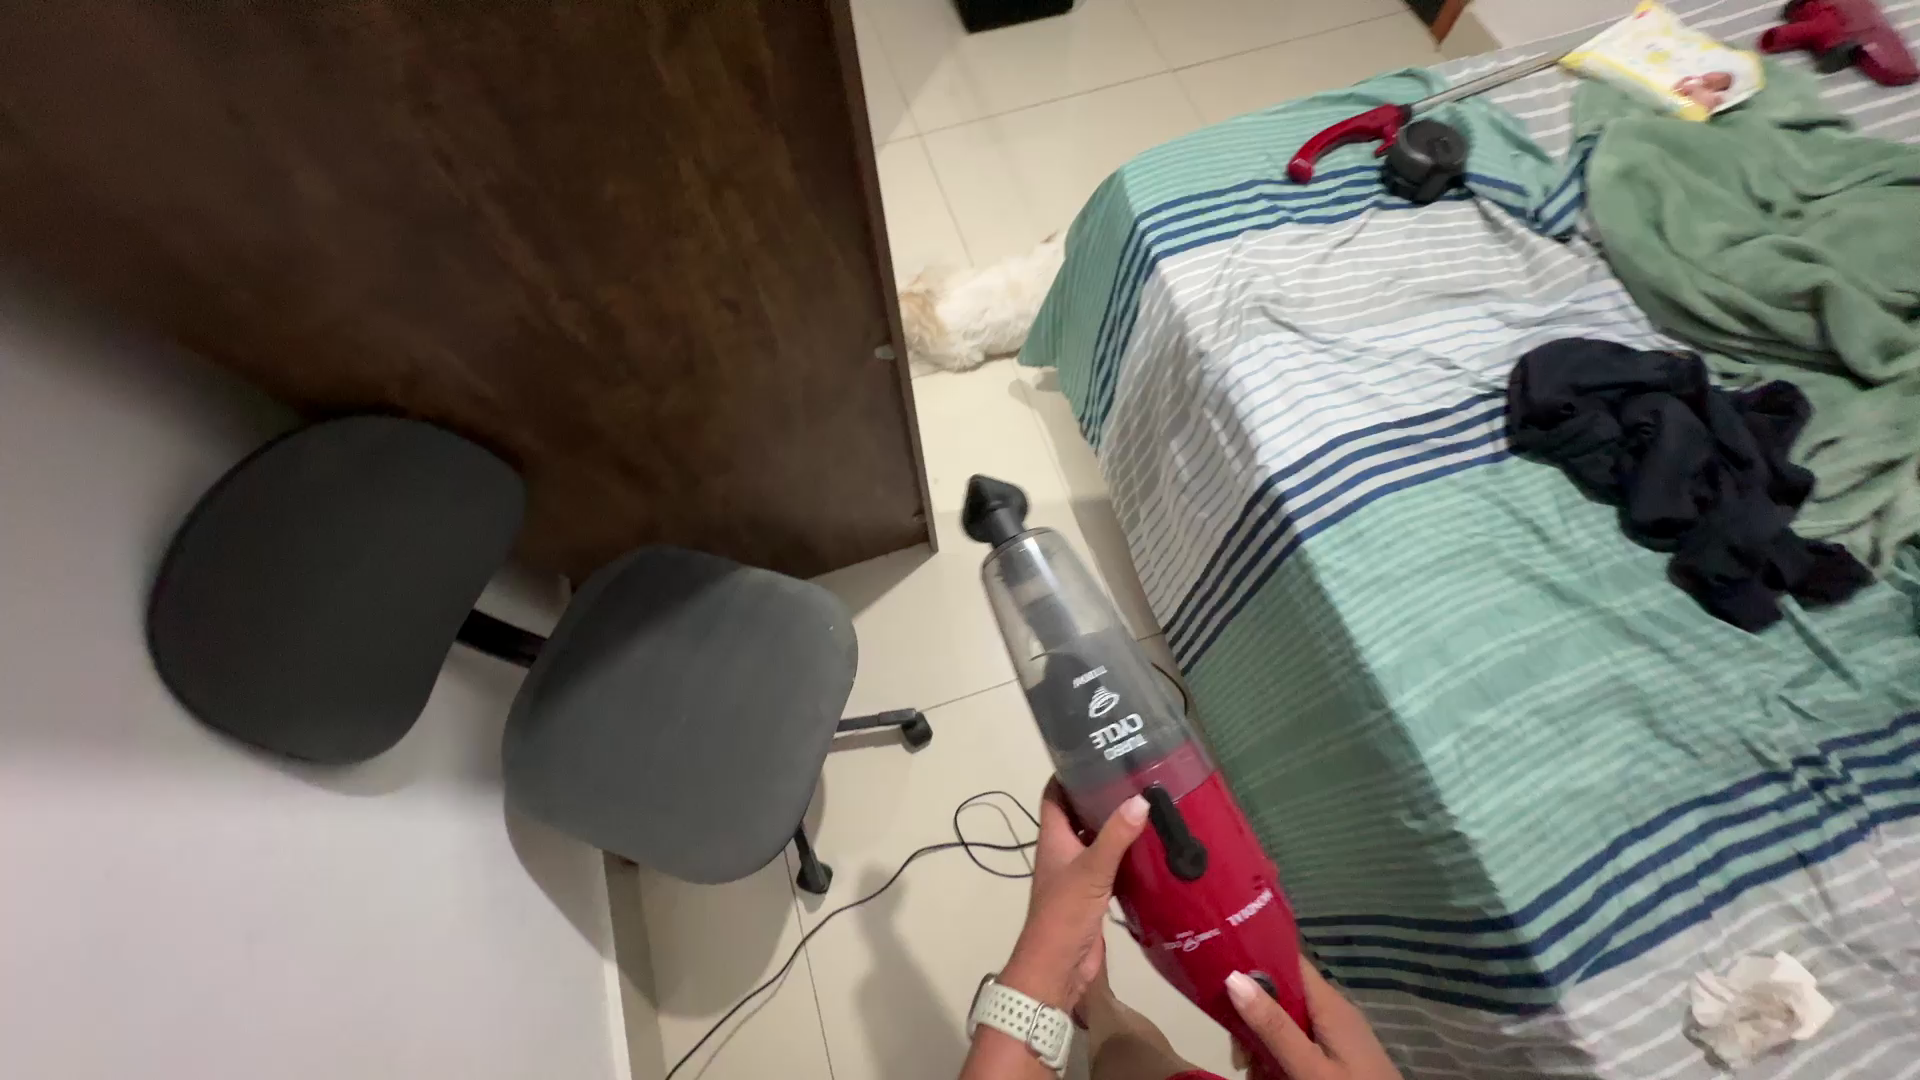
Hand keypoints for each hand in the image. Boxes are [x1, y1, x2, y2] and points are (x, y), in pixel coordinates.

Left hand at [998, 780, 1149, 1012]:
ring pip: (1096, 839)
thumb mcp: (1092, 869)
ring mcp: (1077, 871)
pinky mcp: (1093, 893)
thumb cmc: (1065, 911)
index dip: (1068, 772)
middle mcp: (1062, 849)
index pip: (1055, 793)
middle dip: (1100, 796)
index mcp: (1053, 836)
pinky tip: (1151, 850)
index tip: (1095, 754)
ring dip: (1116, 826)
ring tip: (1148, 806)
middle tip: (1134, 778)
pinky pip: (1110, 865)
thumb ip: (1115, 836)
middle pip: (1078, 813)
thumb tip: (1140, 799)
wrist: (1059, 966)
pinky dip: (1126, 856)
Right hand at [1226, 958, 1402, 1079]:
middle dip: (1253, 1017)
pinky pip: (1301, 1043)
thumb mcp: (1309, 1070)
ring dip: (1264, 1043)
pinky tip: (1269, 1078)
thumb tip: (1231, 974)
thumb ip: (1273, 1026)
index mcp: (1329, 1003)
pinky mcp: (1341, 1057)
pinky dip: (1281, 1057)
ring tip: (1251, 1072)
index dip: (1252, 959)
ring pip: (1287, 1022)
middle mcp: (1333, 1010)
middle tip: (1237, 1053)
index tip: (1219, 973)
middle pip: (1281, 994)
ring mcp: (1338, 1035)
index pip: (1286, 959)